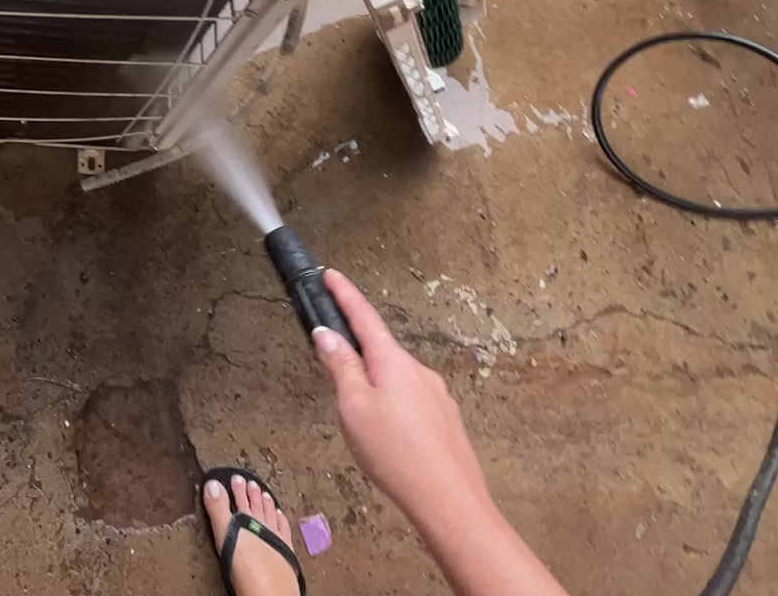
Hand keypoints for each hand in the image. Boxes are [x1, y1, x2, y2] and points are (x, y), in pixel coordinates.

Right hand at [312, 269, 491, 531]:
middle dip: (356, 357)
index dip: (344, 294)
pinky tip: (388, 438)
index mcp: (392, 361)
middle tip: (336, 378)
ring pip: (394, 379)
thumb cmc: (396, 453)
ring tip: (363, 425)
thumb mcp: (353, 406)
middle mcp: (418, 370)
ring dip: (374, 388)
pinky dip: (393, 408)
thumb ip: (340, 366)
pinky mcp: (445, 421)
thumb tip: (327, 335)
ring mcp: (436, 395)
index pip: (363, 316)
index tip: (331, 274)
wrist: (450, 503)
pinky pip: (410, 402)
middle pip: (378, 350)